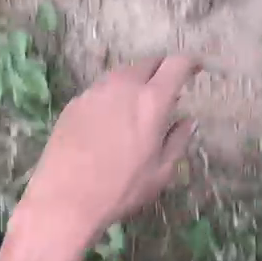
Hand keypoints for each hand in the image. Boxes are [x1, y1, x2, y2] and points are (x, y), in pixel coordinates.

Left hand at [16, 56, 198, 253]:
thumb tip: (188, 122)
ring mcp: (95, 92)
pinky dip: (112, 97)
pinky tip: (109, 121)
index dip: (190, 62)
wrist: (65, 198)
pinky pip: (100, 90)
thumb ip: (177, 141)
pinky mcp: (75, 102)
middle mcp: (123, 87)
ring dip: (135, 83)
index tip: (196, 68)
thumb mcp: (160, 172)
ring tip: (137, 107)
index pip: (176, 64)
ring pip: (122, 74)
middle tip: (167, 89)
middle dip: (162, 70)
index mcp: (151, 101)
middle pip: (148, 63)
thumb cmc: (121, 188)